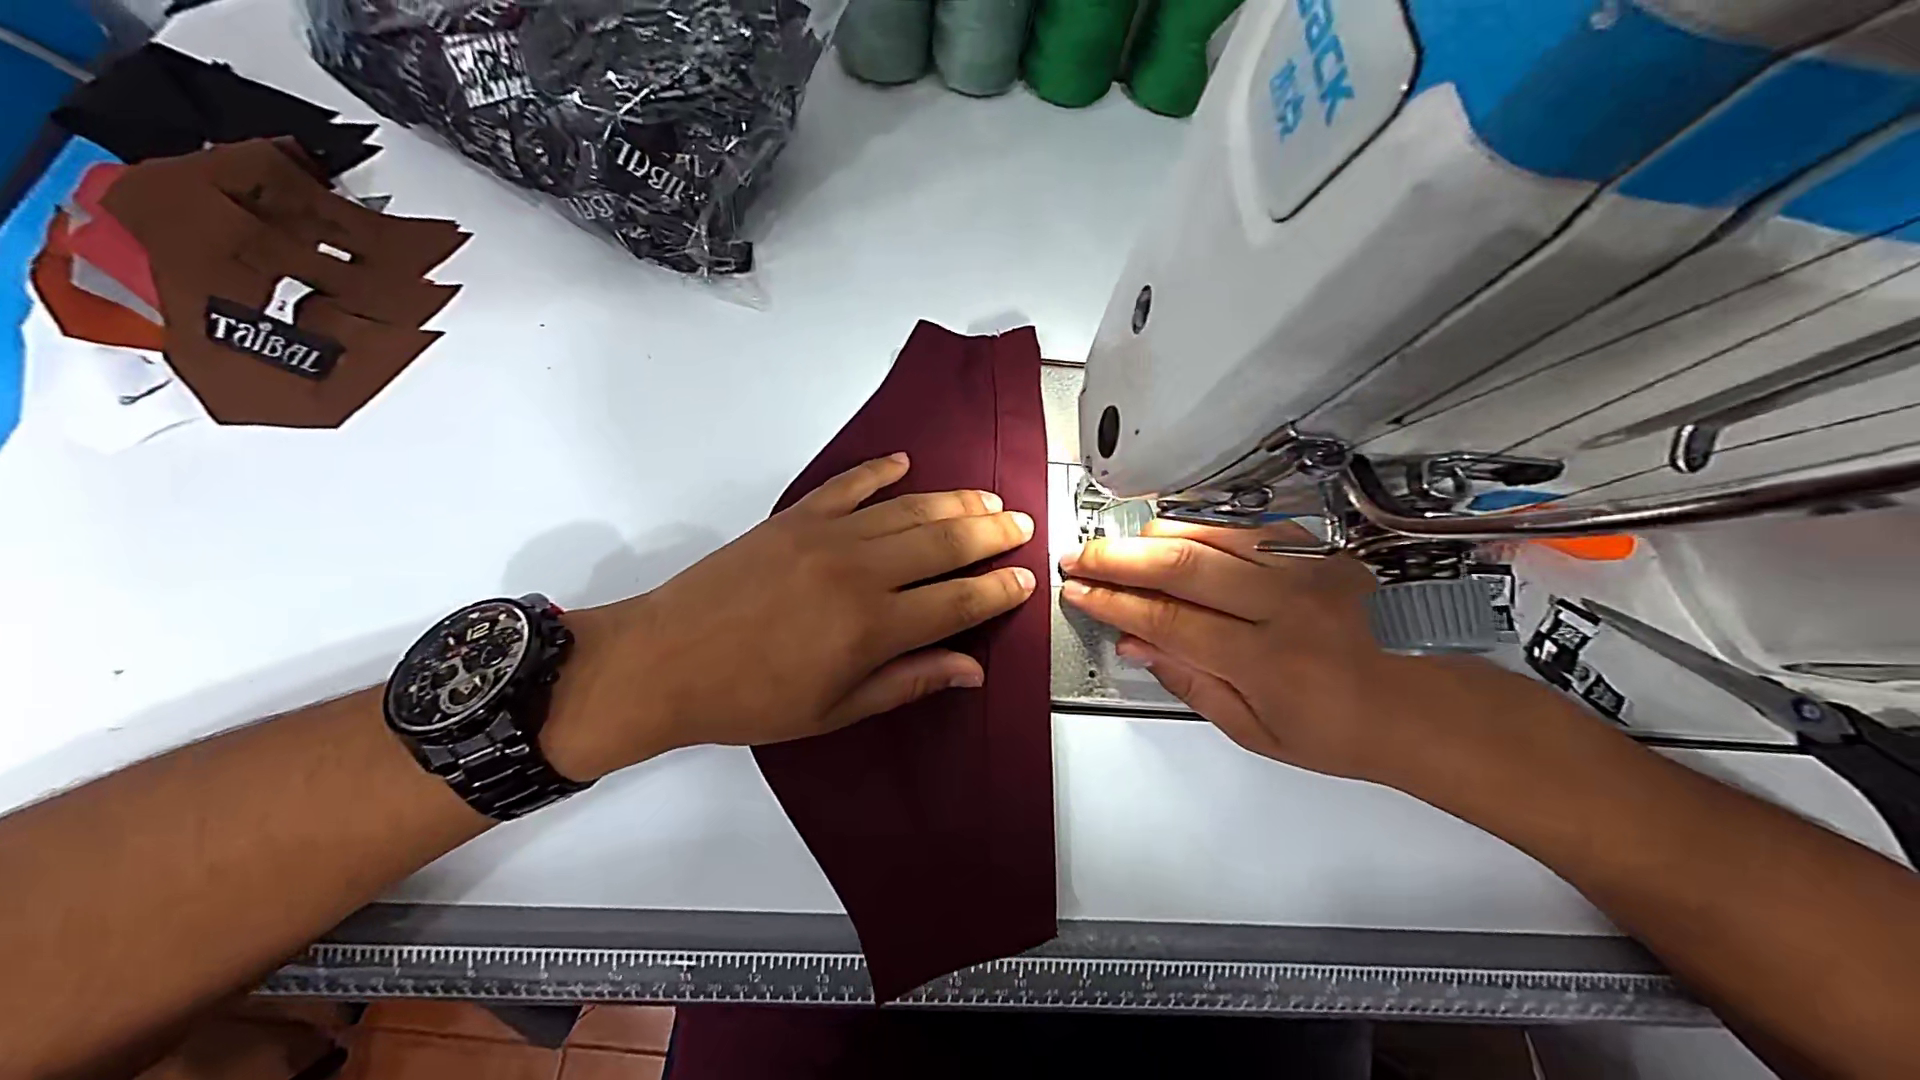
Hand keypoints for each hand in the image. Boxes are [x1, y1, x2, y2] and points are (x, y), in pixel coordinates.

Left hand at [543, 453, 1037, 779]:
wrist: (663, 662)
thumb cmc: (746, 697)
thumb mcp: (835, 710)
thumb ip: (908, 682)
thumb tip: (968, 670)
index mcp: (873, 627)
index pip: (958, 601)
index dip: (998, 590)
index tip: (1022, 580)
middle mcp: (858, 573)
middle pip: (946, 542)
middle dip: (992, 533)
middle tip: (1020, 526)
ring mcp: (826, 536)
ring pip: (910, 508)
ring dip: (954, 501)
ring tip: (986, 499)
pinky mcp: (794, 517)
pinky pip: (849, 485)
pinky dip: (880, 470)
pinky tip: (905, 463)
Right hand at [1058, 519, 1569, 787]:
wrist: (1429, 706)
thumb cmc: (1347, 730)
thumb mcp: (1256, 730)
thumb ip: (1190, 682)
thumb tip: (1137, 644)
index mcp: (1265, 662)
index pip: (1167, 619)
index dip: (1112, 602)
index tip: (1080, 592)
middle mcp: (1284, 608)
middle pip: (1181, 566)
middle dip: (1116, 557)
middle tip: (1080, 556)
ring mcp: (1305, 572)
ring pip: (1210, 535)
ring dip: (1152, 535)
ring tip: (1115, 543)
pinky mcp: (1318, 553)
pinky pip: (1246, 526)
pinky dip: (1200, 524)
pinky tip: (1172, 530)